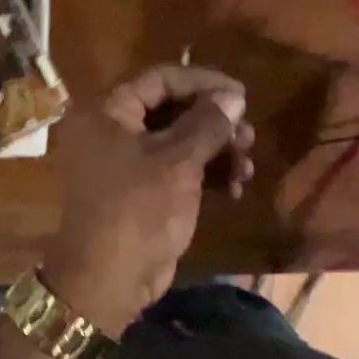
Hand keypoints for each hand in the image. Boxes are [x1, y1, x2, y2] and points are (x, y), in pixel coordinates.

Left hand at [42, 65, 254, 333]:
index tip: (241, 94)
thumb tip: (233, 97)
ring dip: (217, 151)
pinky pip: (177, 171)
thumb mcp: (178, 162)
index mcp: (108, 112)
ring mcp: (126, 164)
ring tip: (247, 167)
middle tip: (249, 136)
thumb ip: (207, 123)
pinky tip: (235, 189)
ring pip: (178, 143)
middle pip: (172, 111)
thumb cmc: (139, 210)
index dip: (204, 82)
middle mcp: (112, 131)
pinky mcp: (141, 193)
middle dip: (215, 122)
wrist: (109, 279)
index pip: (160, 79)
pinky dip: (205, 175)